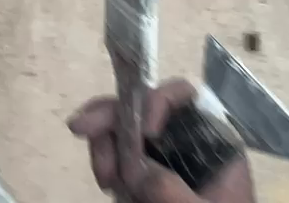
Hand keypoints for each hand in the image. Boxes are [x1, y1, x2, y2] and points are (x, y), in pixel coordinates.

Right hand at [67, 79, 255, 202]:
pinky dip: (104, 159)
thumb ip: (172, 192)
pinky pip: (113, 149)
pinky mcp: (139, 168)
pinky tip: (106, 183)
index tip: (146, 133)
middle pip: (138, 105)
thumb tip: (132, 168)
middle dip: (108, 116)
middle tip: (79, 129)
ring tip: (104, 180)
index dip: (158, 101)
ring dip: (102, 143)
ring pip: (119, 125)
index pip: (182, 96)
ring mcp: (157, 152)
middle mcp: (180, 136)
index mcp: (210, 141)